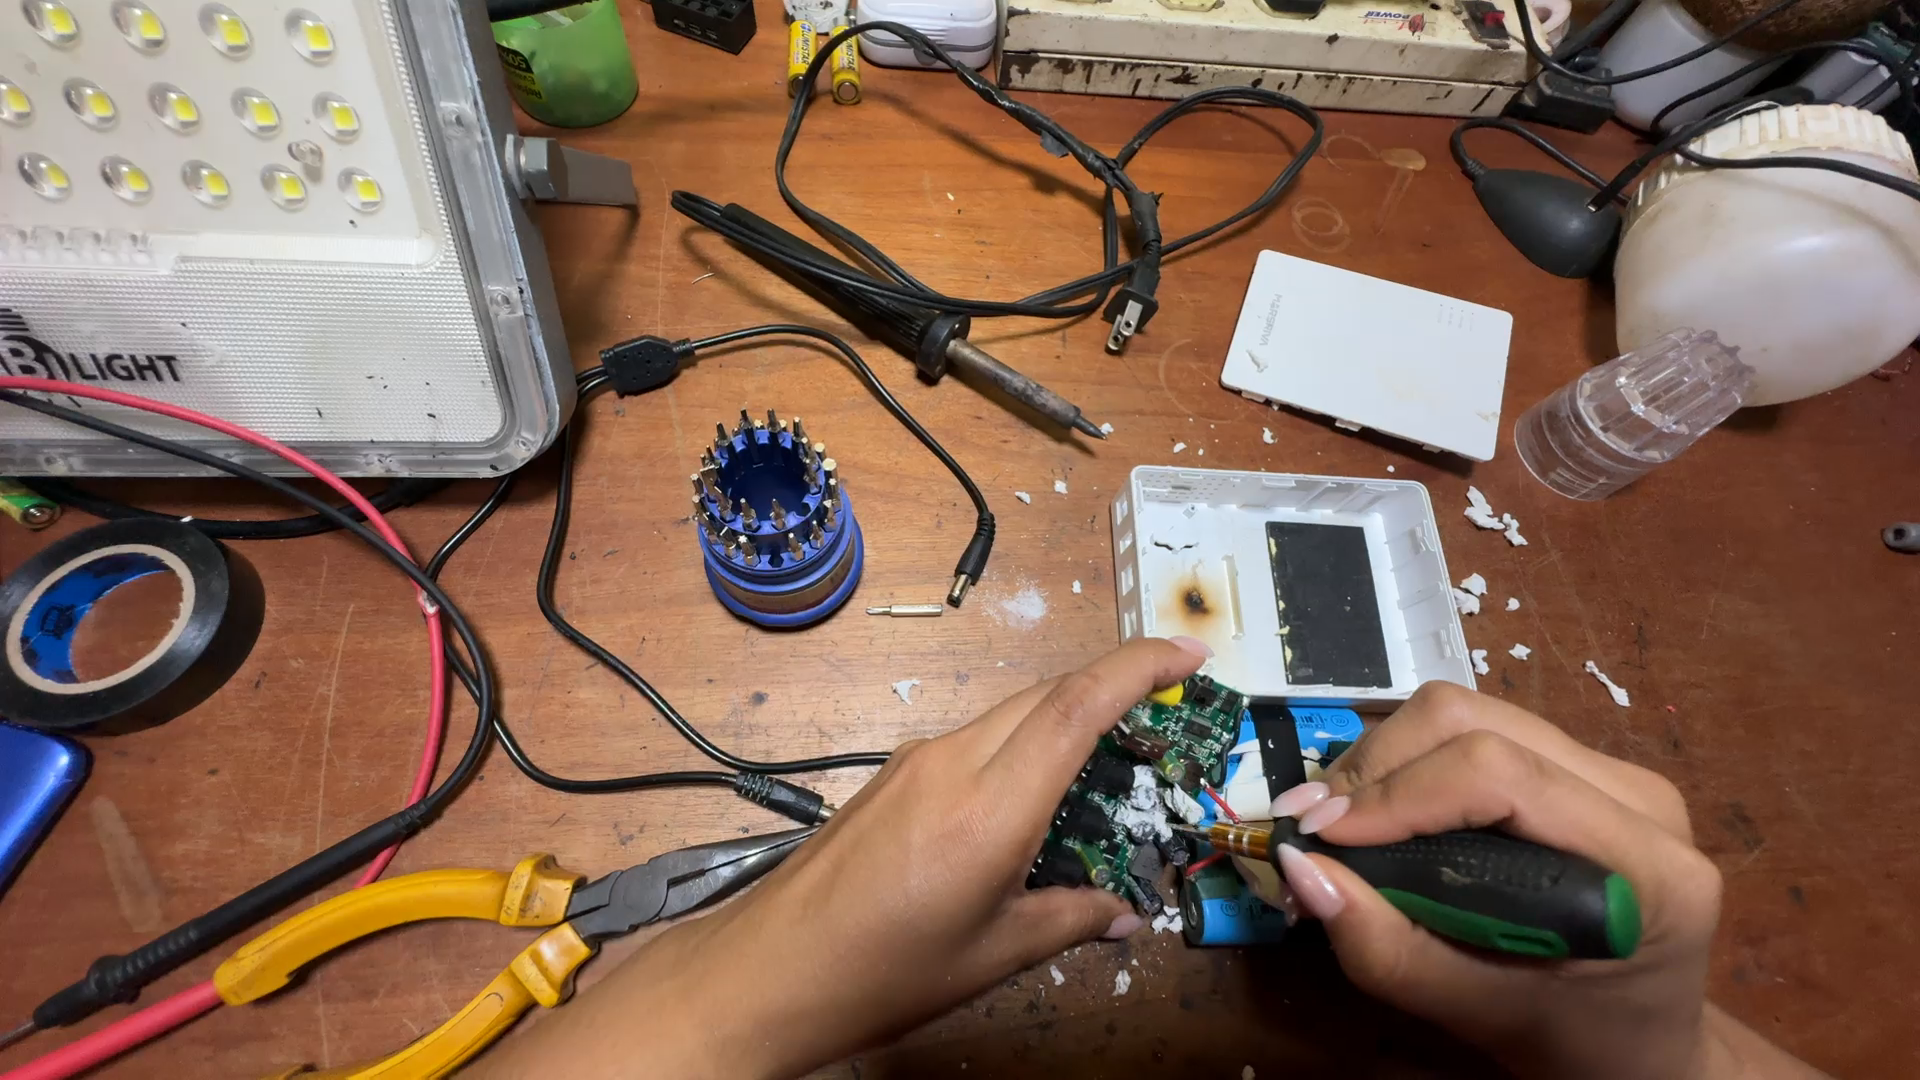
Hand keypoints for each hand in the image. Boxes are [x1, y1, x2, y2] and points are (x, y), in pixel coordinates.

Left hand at [474, 636, 1208, 1079]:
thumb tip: (1128, 915)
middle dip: (1113, 684)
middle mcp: (954, 759)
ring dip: (1067, 717)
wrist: (771, 964)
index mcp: (990, 806)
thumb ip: (1070, 919)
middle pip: (1048, 695)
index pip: (1074, 707)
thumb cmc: (887, 969)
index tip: (1188, 652)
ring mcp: (920, 757)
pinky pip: (979, 736)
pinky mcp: (899, 768)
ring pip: (1013, 711)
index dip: (1137, 667)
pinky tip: (1034, 791)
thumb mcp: (994, 955)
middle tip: (1168, 705)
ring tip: (1110, 758)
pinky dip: (1024, 744)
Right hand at [1260, 682, 1760, 1079]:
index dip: (1395, 794)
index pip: (1495, 773)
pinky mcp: (1559, 755)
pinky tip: (1374, 804)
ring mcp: (1598, 764)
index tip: (1320, 834)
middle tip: (1315, 824)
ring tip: (1337, 816)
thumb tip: (1297, 864)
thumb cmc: (1562, 1031)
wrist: (1628, 1032)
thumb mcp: (1468, 1010)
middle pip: (1464, 720)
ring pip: (1451, 710)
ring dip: (1375, 758)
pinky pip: (1455, 725)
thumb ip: (1381, 946)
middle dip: (1371, 767)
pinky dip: (1393, 757)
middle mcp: (1631, 793)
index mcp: (1645, 864)